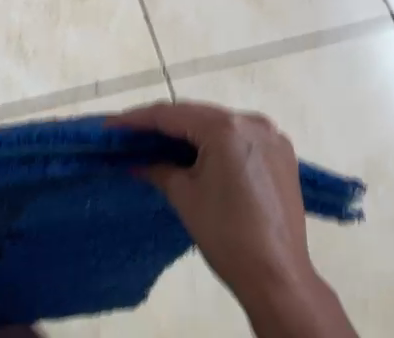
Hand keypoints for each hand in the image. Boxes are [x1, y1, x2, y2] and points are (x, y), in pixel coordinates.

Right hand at [108, 102, 312, 300]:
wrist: (277, 277)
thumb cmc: (226, 235)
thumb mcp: (184, 196)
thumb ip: (158, 168)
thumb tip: (137, 162)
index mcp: (226, 128)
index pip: (172, 115)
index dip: (138, 120)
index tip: (111, 126)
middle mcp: (252, 122)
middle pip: (198, 116)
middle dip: (165, 125)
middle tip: (132, 134)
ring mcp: (271, 137)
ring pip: (220, 125)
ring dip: (191, 133)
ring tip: (160, 143)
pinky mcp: (281, 155)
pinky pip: (240, 139)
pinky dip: (217, 143)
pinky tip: (198, 155)